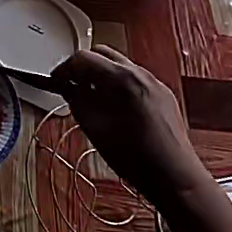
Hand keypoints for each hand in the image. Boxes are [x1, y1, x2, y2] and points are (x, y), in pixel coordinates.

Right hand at [51, 47, 206, 203]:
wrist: (174, 177)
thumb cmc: (135, 158)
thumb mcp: (94, 127)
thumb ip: (76, 99)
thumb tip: (66, 86)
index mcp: (121, 78)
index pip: (83, 58)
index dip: (64, 68)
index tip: (56, 80)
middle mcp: (140, 74)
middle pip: (102, 53)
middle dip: (84, 66)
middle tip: (71, 85)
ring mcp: (154, 83)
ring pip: (119, 65)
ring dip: (101, 75)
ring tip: (91, 98)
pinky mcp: (163, 94)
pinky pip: (135, 79)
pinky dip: (119, 85)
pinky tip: (114, 108)